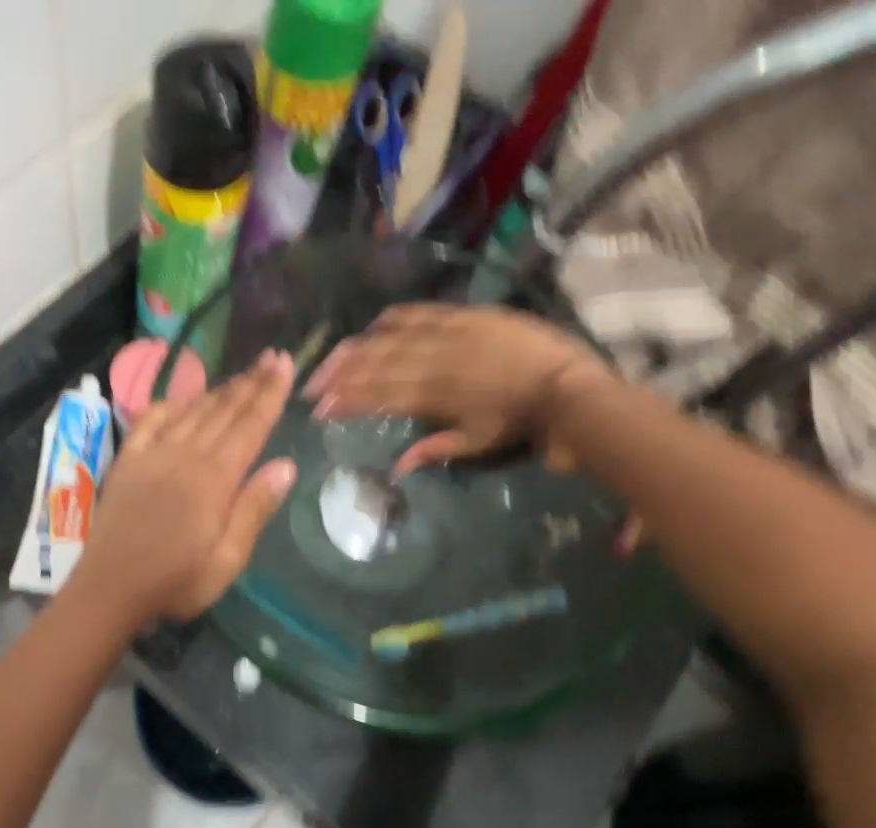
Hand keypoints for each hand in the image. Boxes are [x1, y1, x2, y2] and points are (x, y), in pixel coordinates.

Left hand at [72, 350, 298, 621]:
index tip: (285, 364)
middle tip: (271, 357)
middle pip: (223, 411)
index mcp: (214, 480)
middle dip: (250, 383)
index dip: (269, 394)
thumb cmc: (175, 582)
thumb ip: (254, 509)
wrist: (109, 589)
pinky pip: (149, 421)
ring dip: (218, 390)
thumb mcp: (227, 560)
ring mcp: (151, 456)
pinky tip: (182, 399)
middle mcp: (184, 457)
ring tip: (240, 375)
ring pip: (191, 412)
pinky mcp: (127, 462)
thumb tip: (285, 465)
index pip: (249, 427)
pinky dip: (169, 405)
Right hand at [303, 303, 607, 474]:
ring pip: (390, 340)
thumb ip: (434, 449)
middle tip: (310, 385)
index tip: (319, 408)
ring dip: (356, 350)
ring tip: (330, 359)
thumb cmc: (520, 422)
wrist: (565, 386)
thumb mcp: (477, 443)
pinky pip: (422, 313)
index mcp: (434, 396)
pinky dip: (395, 319)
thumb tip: (395, 467)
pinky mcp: (466, 316)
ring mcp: (448, 335)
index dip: (346, 400)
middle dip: (338, 376)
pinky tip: (374, 325)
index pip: (379, 396)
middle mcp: (433, 363)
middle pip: (375, 366)